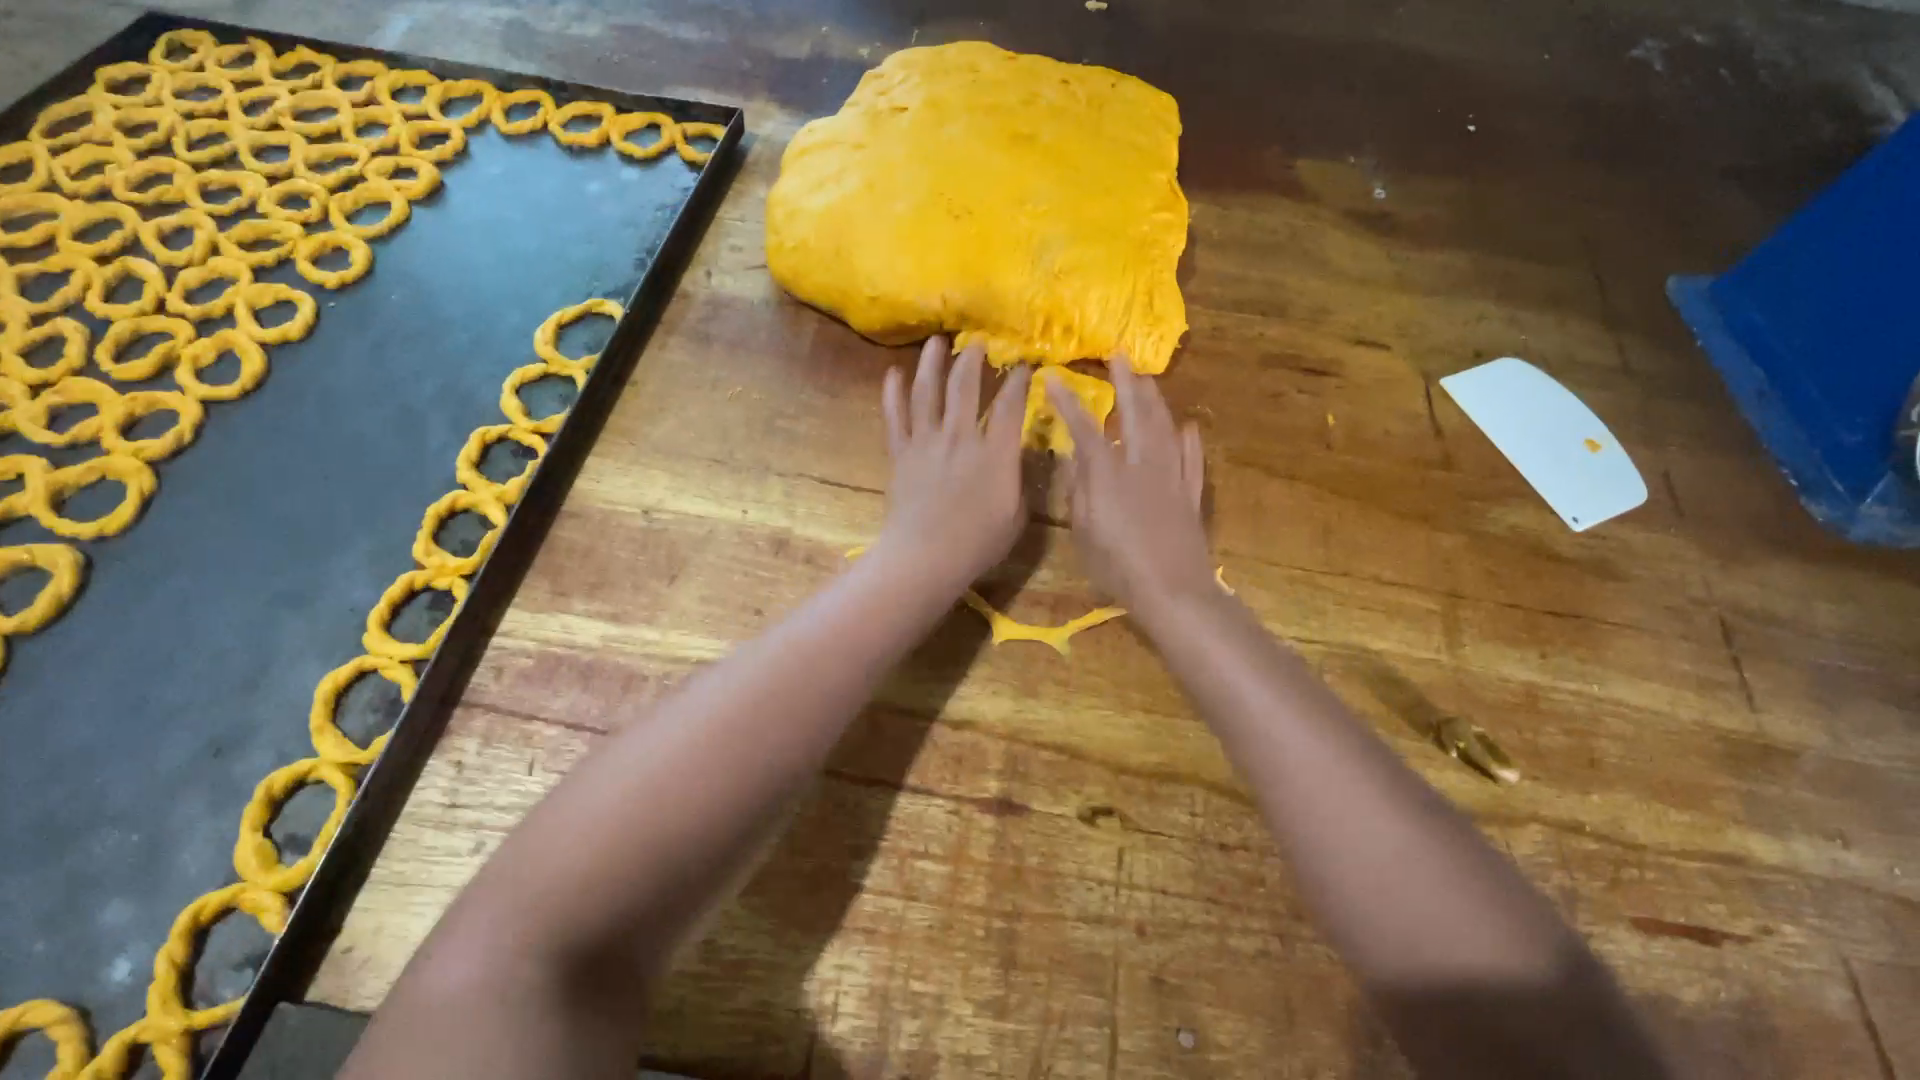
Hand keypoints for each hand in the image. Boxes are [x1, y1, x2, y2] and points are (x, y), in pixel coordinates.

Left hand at [876, 336, 1031, 588]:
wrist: (925, 557)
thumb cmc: (978, 543)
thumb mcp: (1016, 515)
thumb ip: (1019, 480)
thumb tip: (1020, 456)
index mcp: (996, 453)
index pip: (1011, 404)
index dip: (1019, 381)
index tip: (1024, 366)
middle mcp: (961, 437)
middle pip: (965, 385)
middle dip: (973, 358)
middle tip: (977, 342)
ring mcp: (926, 442)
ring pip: (927, 390)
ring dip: (932, 362)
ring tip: (937, 342)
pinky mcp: (900, 453)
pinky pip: (894, 415)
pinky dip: (893, 392)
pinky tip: (894, 374)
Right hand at [1048, 359, 1214, 617]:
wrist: (1173, 590)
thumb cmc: (1118, 567)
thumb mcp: (1084, 532)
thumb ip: (1079, 490)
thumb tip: (1075, 457)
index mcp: (1109, 474)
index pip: (1085, 428)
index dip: (1069, 402)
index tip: (1054, 379)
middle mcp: (1142, 464)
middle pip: (1136, 413)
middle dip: (1126, 382)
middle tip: (1119, 357)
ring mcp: (1172, 477)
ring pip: (1165, 426)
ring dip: (1156, 399)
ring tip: (1148, 380)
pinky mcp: (1191, 494)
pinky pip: (1192, 458)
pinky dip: (1188, 439)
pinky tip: (1187, 426)